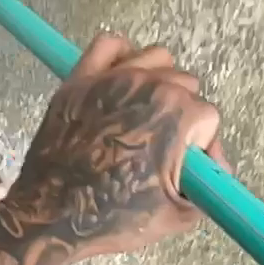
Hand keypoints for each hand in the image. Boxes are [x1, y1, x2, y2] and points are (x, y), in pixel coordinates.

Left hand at [3, 32, 226, 258]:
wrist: (48, 219)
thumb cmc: (108, 220)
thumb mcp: (173, 216)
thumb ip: (205, 190)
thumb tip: (215, 176)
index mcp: (179, 115)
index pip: (207, 119)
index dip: (200, 147)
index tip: (187, 165)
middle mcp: (150, 86)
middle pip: (183, 87)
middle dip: (178, 118)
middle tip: (159, 148)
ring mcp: (113, 79)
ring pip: (155, 59)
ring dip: (157, 83)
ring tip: (142, 116)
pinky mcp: (80, 81)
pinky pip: (109, 45)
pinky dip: (120, 56)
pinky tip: (120, 81)